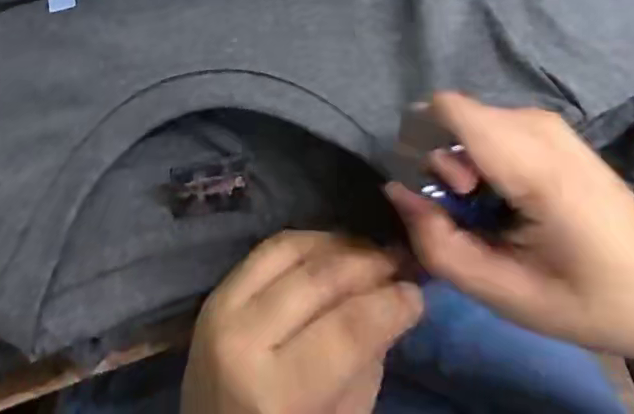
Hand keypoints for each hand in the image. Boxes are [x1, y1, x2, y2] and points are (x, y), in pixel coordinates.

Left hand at [182, 231, 423, 413]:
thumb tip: (398, 295)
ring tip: (373, 249)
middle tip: (401, 260)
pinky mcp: (216, 291)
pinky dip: (307, 241)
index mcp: (275, 392)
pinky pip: (268, 248)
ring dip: (339, 243)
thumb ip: (366, 358)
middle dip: (368, 264)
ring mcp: (222, 308)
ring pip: (291, 250)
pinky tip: (336, 246)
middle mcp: (242, 339)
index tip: (418, 292)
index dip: (389, 304)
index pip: (345, 330)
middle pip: (318, 281)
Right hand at [384, 94, 633, 377]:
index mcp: (535, 163)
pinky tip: (513, 204)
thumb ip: (440, 244)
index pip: (447, 108)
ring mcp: (548, 123)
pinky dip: (483, 162)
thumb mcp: (508, 295)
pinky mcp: (551, 129)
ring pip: (468, 123)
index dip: (426, 148)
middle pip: (452, 119)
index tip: (454, 198)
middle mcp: (538, 125)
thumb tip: (396, 190)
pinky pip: (489, 127)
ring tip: (497, 216)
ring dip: (464, 166)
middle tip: (476, 218)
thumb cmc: (595, 303)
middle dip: (445, 166)